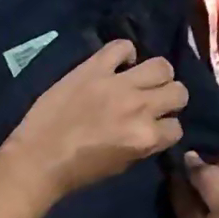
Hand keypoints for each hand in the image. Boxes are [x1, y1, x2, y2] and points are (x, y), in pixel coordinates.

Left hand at [0, 38, 187, 201]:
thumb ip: (143, 144)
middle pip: (179, 92)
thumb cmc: (79, 171)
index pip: (176, 127)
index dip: (166, 128)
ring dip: (156, 75)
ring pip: (161, 66)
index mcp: (146, 137)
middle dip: (170, 99)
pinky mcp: (93, 68)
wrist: (39, 158)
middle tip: (153, 103)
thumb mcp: (122, 165)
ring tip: (140, 81)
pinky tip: (118, 65)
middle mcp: (139, 107)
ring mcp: (117, 84)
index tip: (154, 128)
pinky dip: (125, 53)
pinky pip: (121, 46)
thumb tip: (151, 128)